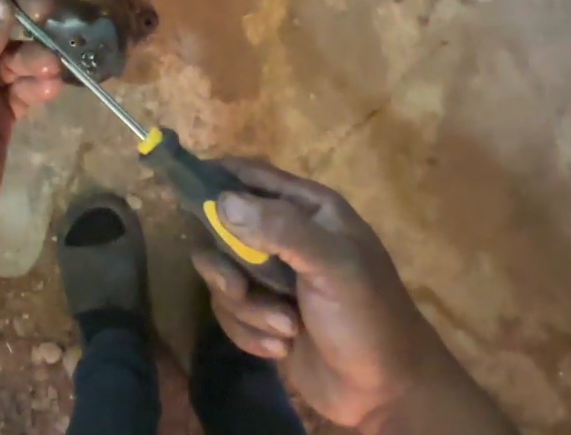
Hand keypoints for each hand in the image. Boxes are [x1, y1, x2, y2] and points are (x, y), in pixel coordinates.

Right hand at [191, 160, 457, 430]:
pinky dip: (250, 332)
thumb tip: (220, 202)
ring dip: (247, 307)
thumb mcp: (333, 266)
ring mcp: (270, 275)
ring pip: (220, 274)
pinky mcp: (261, 312)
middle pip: (220, 228)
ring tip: (285, 327)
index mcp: (306, 208)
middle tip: (240, 286)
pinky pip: (227, 310)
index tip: (180, 187)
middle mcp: (283, 235)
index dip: (213, 176)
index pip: (247, 174)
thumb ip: (280, 227)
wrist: (390, 395)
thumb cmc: (369, 318)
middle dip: (227, 264)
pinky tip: (282, 346)